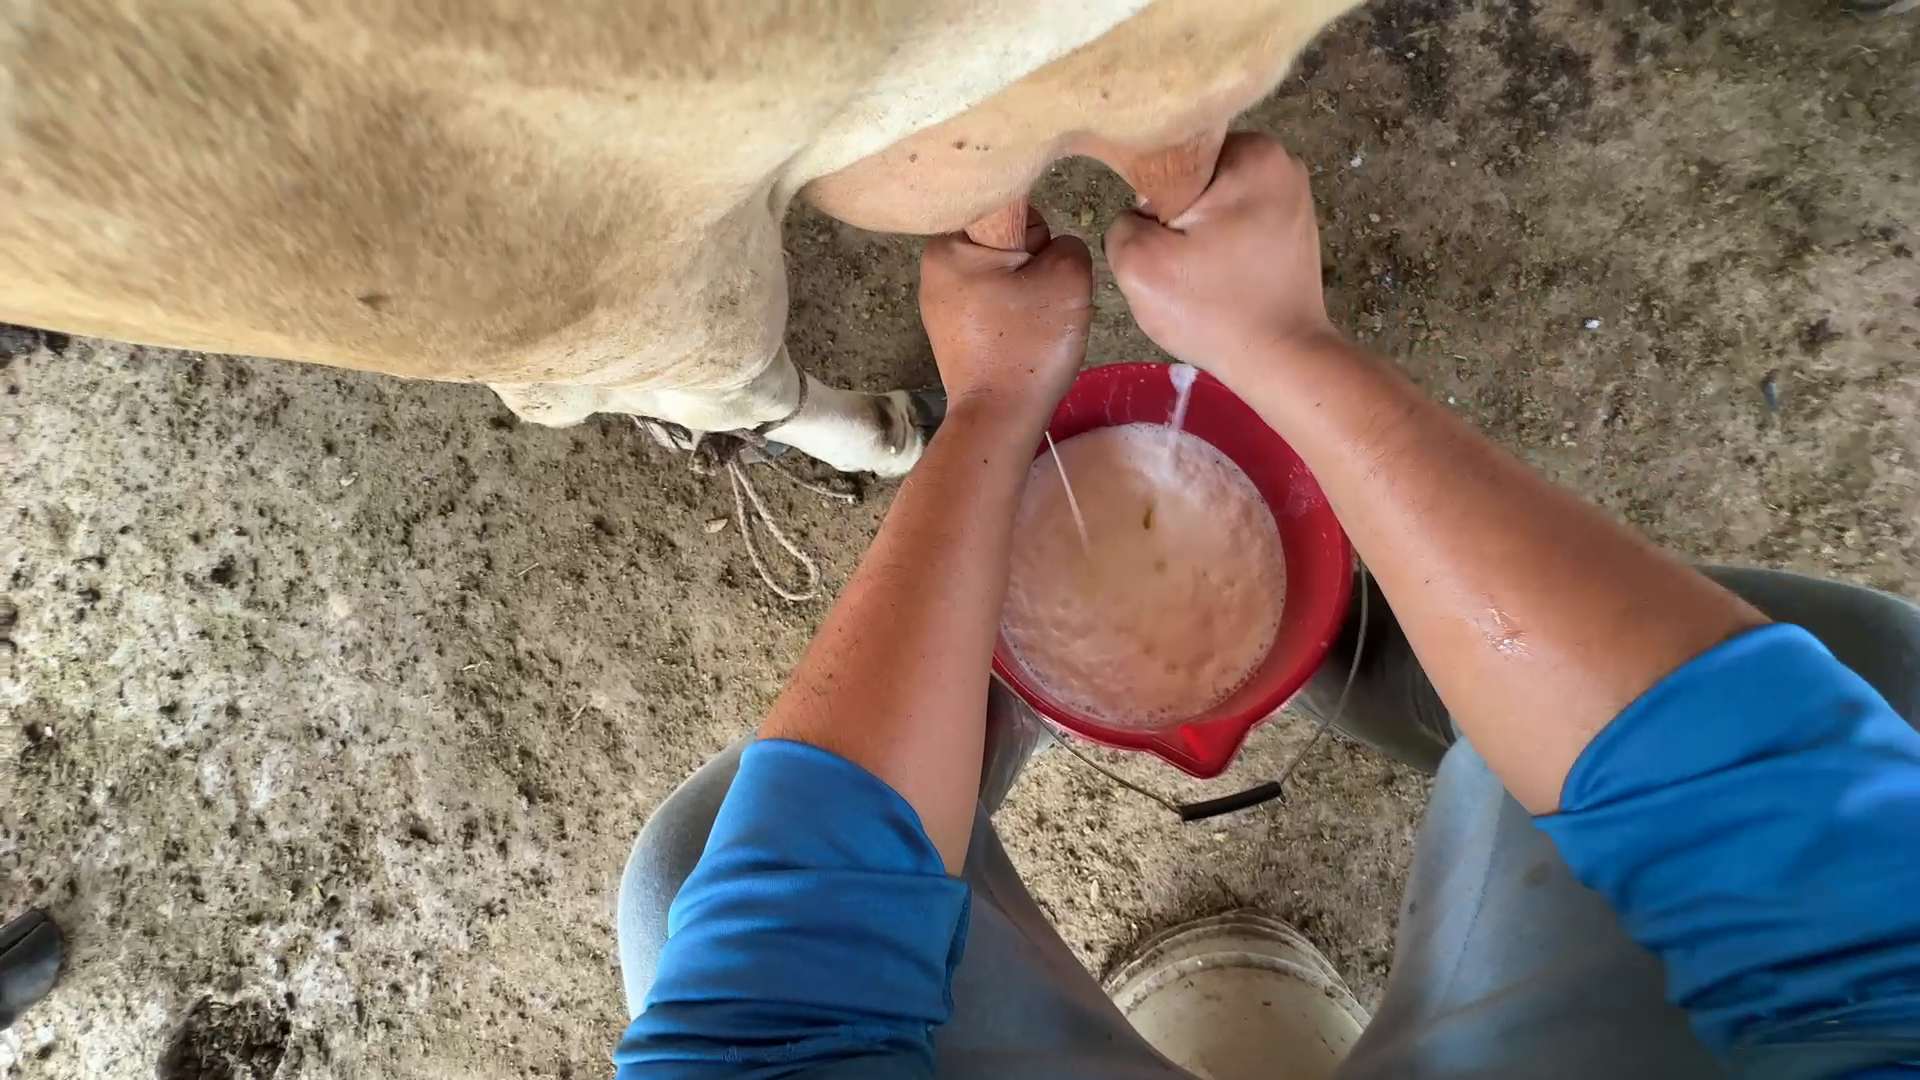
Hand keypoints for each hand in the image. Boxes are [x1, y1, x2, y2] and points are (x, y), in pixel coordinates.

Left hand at [919, 207, 1092, 430]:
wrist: (1000, 418)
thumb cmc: (1028, 345)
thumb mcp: (1068, 275)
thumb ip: (1067, 240)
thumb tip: (1052, 253)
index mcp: (949, 243)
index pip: (1010, 209)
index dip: (1039, 238)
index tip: (1039, 275)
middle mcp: (934, 268)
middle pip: (1006, 244)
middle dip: (1032, 269)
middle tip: (1040, 306)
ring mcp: (939, 304)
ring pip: (1004, 277)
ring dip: (1026, 296)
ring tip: (1031, 327)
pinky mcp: (951, 332)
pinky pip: (994, 307)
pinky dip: (1011, 319)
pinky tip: (1019, 342)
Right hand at [1104, 133, 1339, 382]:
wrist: (1279, 358)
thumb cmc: (1212, 311)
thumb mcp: (1140, 267)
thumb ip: (1121, 227)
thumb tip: (1138, 220)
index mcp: (1246, 152)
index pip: (1169, 159)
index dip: (1150, 205)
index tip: (1160, 247)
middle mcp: (1278, 159)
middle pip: (1192, 181)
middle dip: (1175, 221)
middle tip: (1179, 268)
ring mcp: (1292, 193)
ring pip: (1212, 206)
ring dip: (1196, 239)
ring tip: (1201, 278)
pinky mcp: (1294, 227)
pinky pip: (1236, 225)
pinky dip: (1221, 250)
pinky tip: (1222, 280)